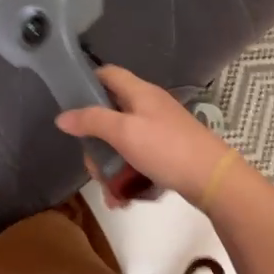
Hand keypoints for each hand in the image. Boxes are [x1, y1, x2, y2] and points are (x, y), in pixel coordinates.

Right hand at [56, 65, 240, 207]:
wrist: (212, 178)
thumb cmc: (165, 148)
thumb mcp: (124, 133)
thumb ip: (92, 121)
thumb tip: (62, 116)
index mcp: (139, 92)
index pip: (108, 74)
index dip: (87, 83)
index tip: (71, 105)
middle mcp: (149, 106)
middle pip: (111, 116)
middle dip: (97, 144)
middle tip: (94, 168)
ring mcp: (160, 130)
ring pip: (123, 144)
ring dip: (112, 168)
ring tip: (112, 194)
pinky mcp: (168, 152)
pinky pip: (139, 161)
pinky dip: (129, 177)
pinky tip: (126, 199)